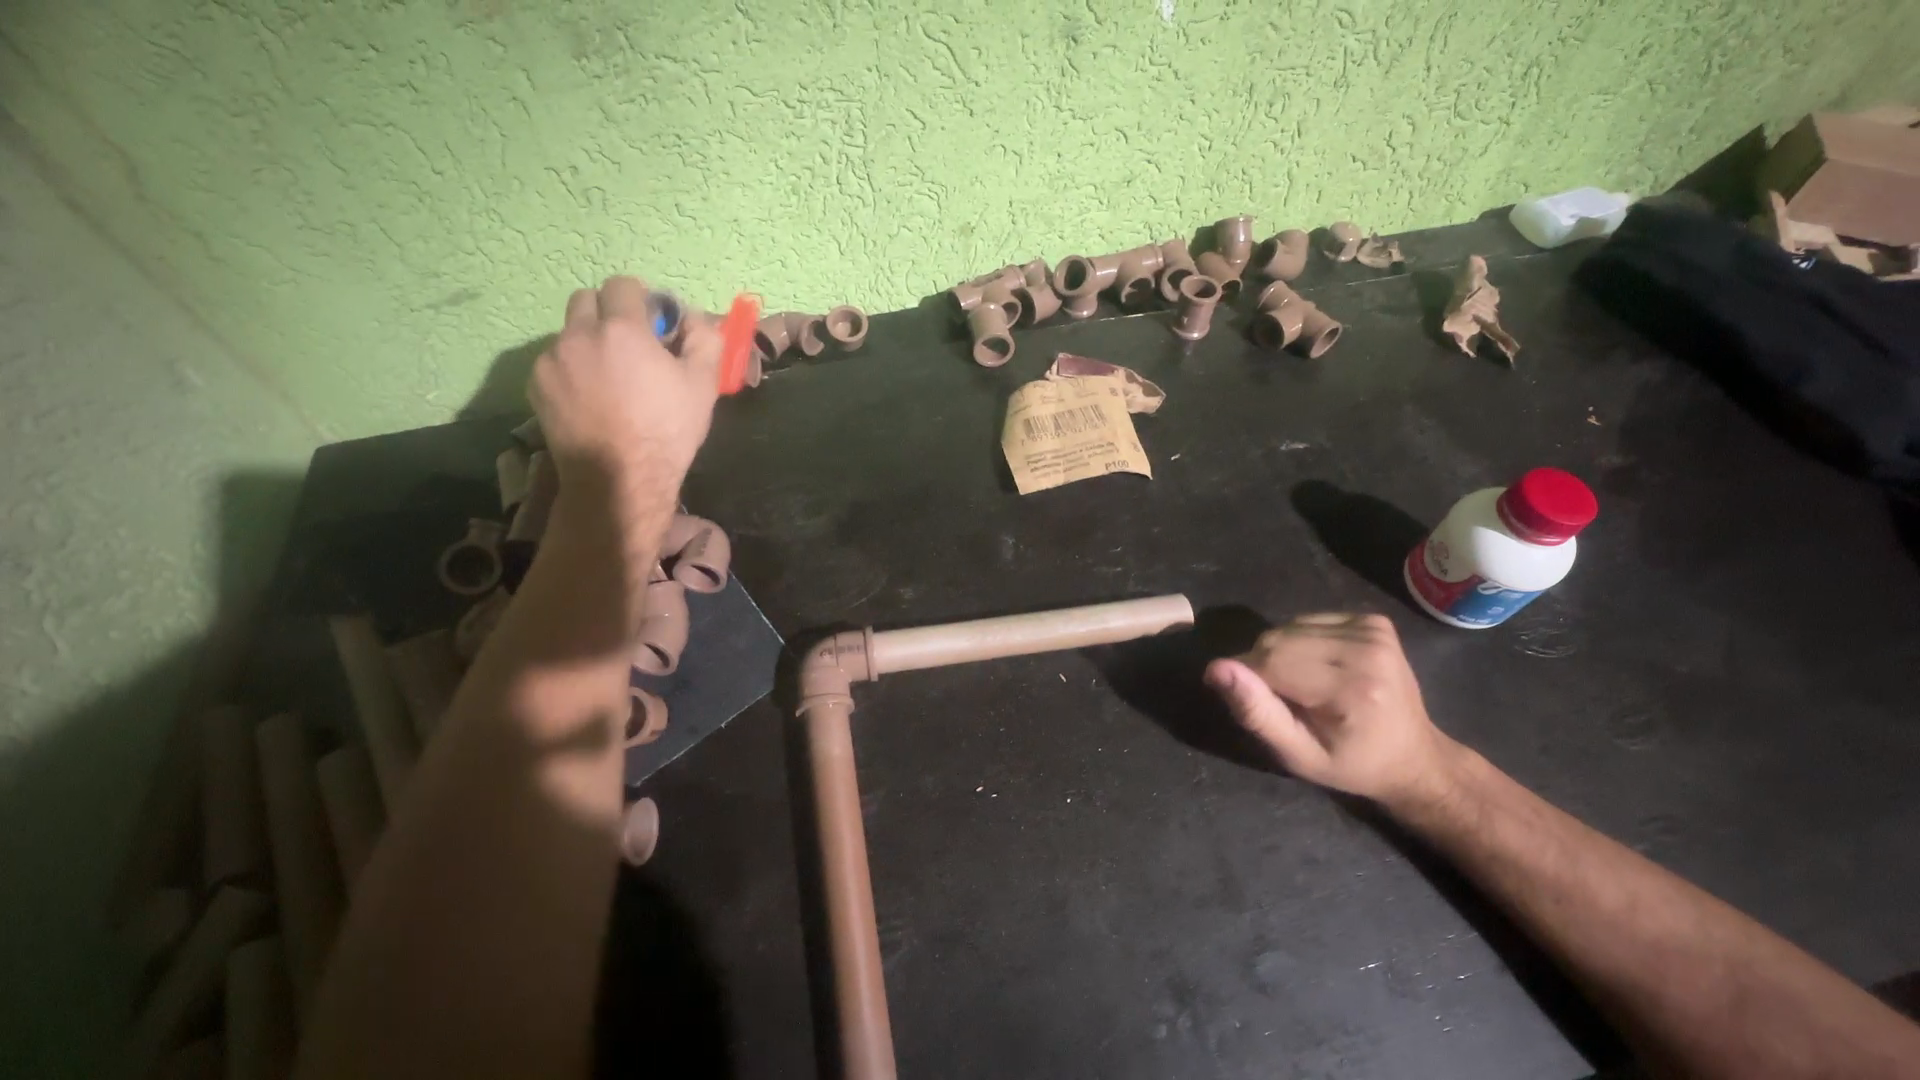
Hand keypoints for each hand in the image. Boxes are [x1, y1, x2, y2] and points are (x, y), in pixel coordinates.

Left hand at [529, 276, 722, 491]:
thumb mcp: (703, 384)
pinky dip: (571, 370)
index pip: (623, 285)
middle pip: (586, 299)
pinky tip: (589, 399)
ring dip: (588, 343)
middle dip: (607, 313)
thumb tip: (693, 318)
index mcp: (622, 328)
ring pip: (568, 333)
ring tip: (608, 378)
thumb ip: (703, 339)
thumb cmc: (667, 431)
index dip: (641, 299)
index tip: (653, 323)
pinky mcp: (536, 385)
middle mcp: (579, 334)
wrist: (618, 479)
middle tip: (628, 345)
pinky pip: (555, 363)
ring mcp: (551, 360)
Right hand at [1204, 613, 1461, 807]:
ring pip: (1288, 627)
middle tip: (1283, 701)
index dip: (1248, 680)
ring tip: (1303, 686)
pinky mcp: (1374, 621)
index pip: (1271, 662)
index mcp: (1352, 688)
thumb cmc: (1351, 764)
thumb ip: (1256, 712)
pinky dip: (1301, 642)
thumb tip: (1216, 669)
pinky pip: (1308, 621)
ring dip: (1282, 653)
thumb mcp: (1298, 756)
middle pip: (1277, 640)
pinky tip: (1321, 667)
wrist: (1413, 756)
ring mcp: (1373, 630)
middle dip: (1264, 667)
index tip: (1254, 704)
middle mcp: (1366, 649)